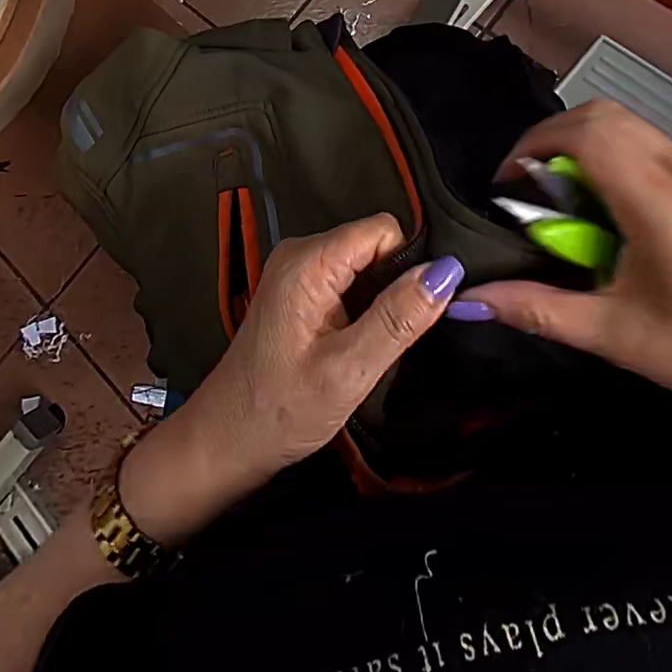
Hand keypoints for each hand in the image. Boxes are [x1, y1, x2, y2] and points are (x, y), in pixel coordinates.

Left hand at [117, 214, 462, 543]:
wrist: (225, 442)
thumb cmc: (279, 412)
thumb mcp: (348, 370)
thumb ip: (398, 318)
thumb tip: (446, 272)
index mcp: (308, 261)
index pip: (385, 230)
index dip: (408, 266)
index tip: (407, 314)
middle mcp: (301, 253)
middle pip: (376, 245)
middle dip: (395, 285)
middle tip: (388, 338)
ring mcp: (298, 271)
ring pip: (367, 264)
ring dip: (381, 300)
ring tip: (370, 344)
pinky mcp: (300, 290)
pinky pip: (351, 281)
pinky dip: (364, 307)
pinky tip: (354, 342)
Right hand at [462, 100, 671, 467]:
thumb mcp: (618, 337)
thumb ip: (538, 308)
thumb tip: (473, 300)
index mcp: (667, 208)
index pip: (588, 132)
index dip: (534, 145)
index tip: (510, 183)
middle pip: (606, 116)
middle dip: (554, 142)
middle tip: (532, 192)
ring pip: (633, 130)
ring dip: (588, 154)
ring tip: (572, 212)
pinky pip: (658, 151)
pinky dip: (620, 166)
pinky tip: (616, 221)